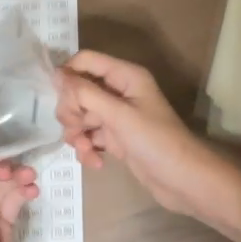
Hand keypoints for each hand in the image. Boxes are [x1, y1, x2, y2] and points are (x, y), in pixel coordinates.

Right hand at [56, 50, 240, 219]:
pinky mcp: (117, 138)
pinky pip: (91, 136)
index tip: (58, 99)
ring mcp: (118, 116)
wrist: (184, 181)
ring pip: (82, 115)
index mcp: (125, 76)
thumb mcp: (118, 115)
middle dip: (72, 110)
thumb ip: (86, 94)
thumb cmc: (155, 141)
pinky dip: (88, 148)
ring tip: (85, 149)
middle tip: (76, 127)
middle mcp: (120, 91)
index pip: (86, 61)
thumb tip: (56, 75)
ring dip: (77, 133)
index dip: (68, 76)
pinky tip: (96, 163)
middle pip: (80, 89)